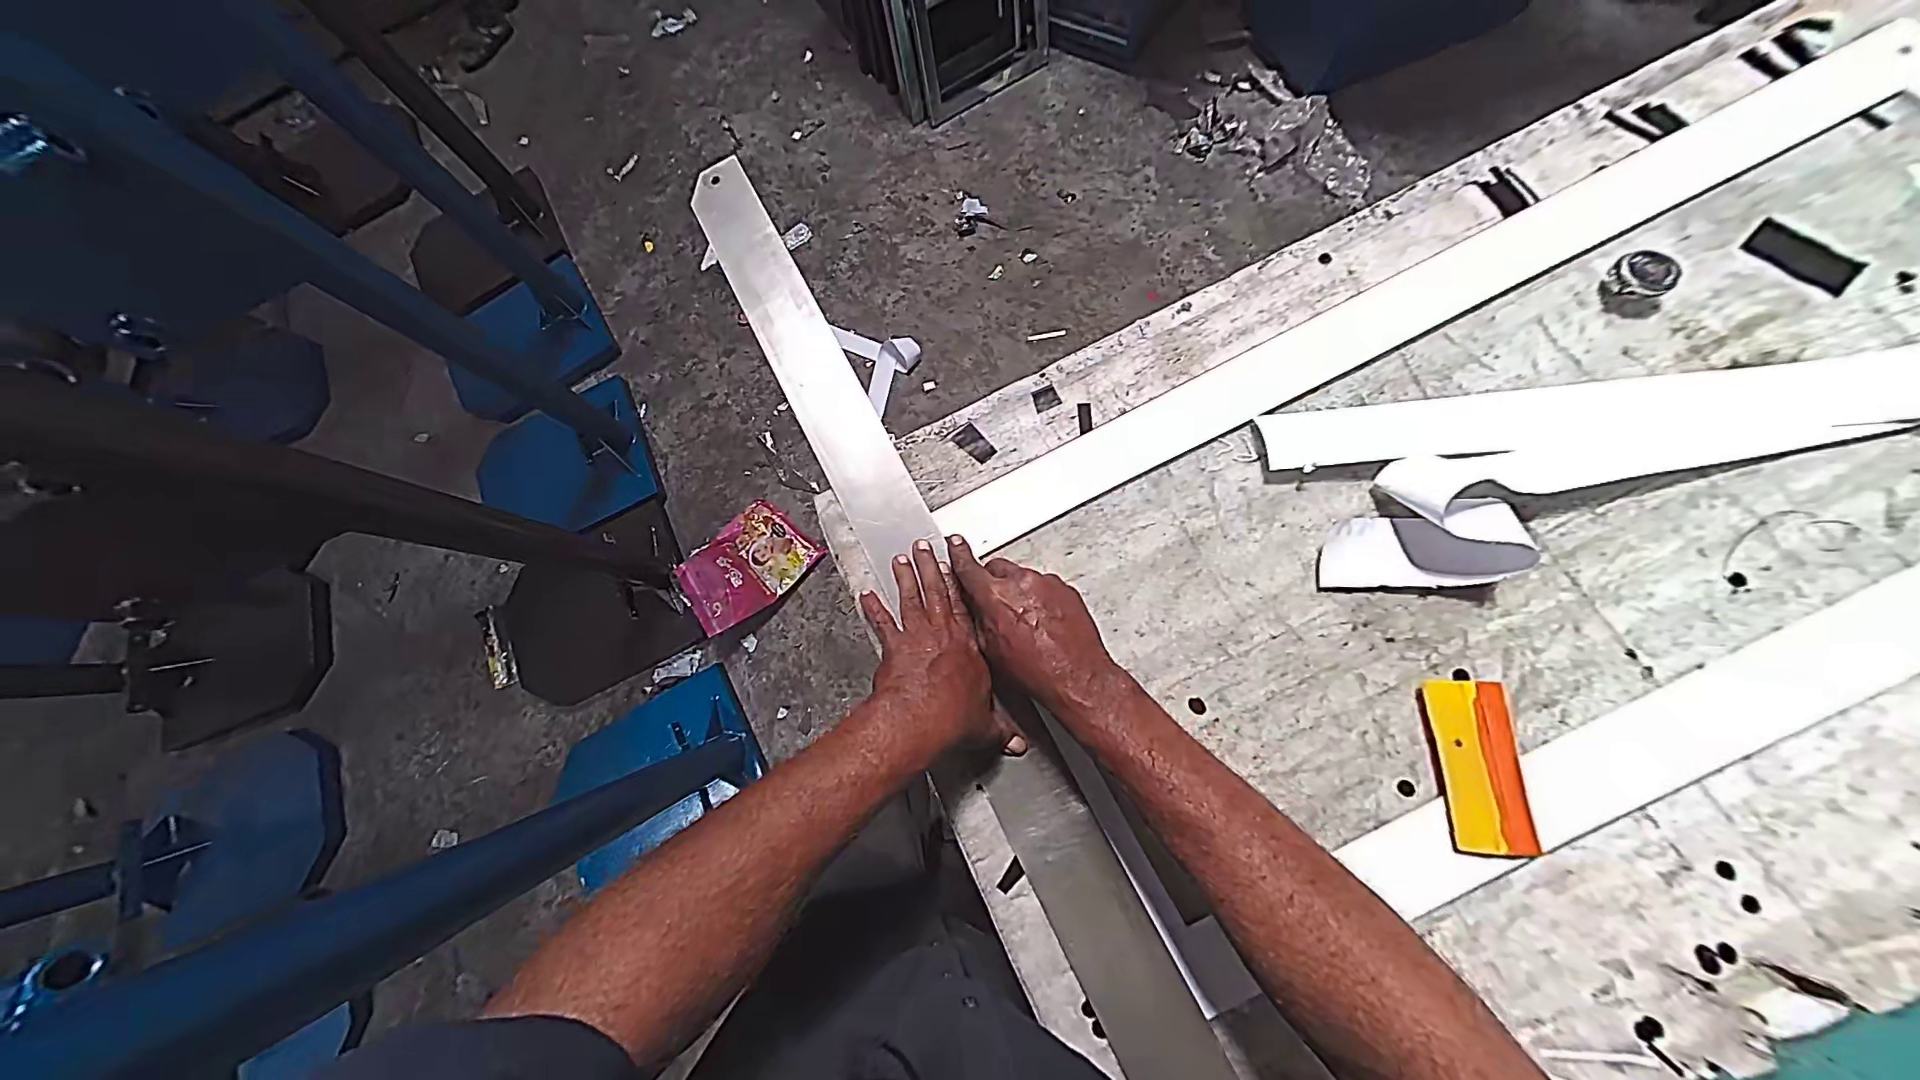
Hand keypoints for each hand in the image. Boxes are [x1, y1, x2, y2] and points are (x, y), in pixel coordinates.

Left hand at [860, 540, 1023, 755]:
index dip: (960, 584)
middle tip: (925, 547)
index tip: (955, 566)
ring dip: (906, 577)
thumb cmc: (951, 718)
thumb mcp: (985, 726)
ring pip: (912, 598)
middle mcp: (943, 634)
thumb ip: (1000, 730)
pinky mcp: (895, 647)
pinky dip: (873, 608)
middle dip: (930, 567)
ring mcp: (918, 637)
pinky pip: (882, 622)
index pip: (966, 607)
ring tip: (901, 559)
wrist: (921, 720)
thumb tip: (1017, 743)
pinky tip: (866, 595)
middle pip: (937, 591)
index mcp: (969, 647)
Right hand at [946, 535, 1129, 725]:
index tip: (955, 545)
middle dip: (993, 583)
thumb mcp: (990, 651)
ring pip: (1022, 578)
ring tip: (1025, 622)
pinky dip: (1039, 599)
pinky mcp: (1064, 589)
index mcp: (996, 597)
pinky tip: (1042, 622)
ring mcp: (1046, 584)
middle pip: (997, 568)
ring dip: (1018, 592)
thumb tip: (971, 607)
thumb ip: (976, 619)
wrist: (1077, 678)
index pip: (969, 567)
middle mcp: (1021, 584)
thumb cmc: (1037, 672)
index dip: (959, 554)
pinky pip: (1044, 586)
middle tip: (996, 606)